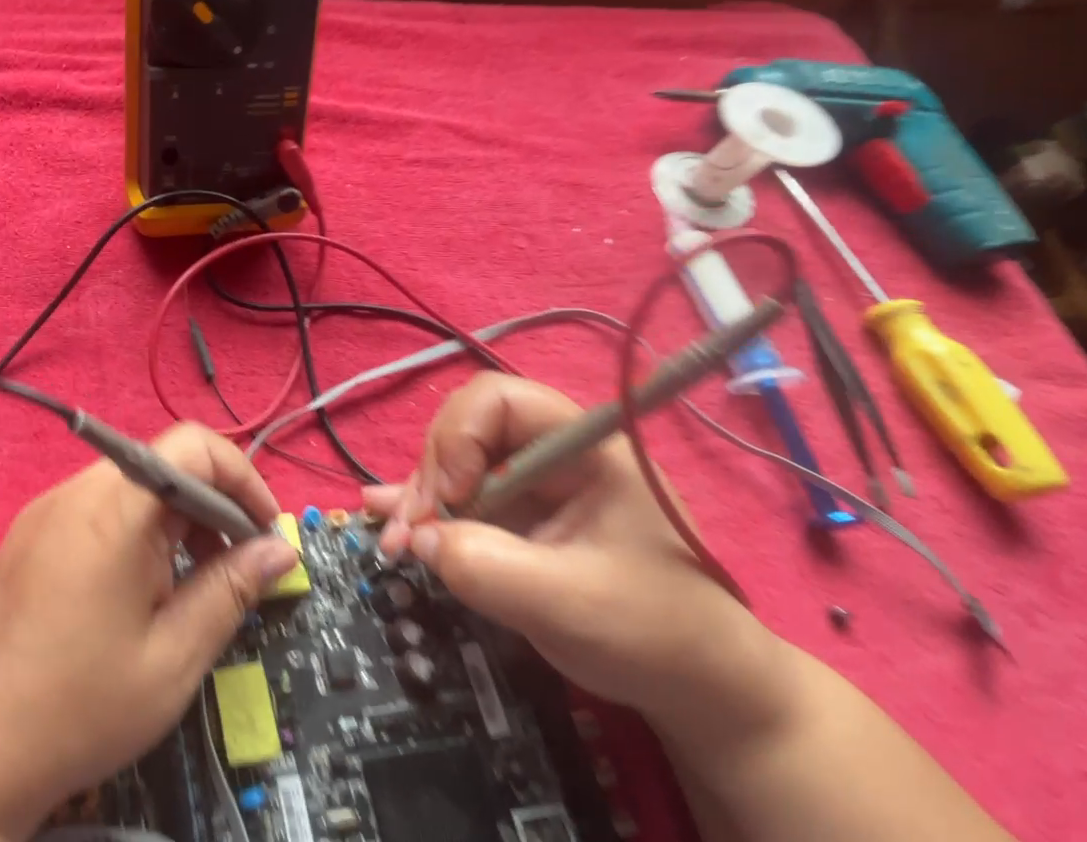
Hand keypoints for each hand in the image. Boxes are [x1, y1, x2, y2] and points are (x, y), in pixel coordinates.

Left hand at [0, 423, 298, 838]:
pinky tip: (140, 593)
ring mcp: (44, 513)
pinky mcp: (27, 537)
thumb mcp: (172, 658)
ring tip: (190, 588)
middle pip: (162, 465)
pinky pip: (97, 511)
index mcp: (113, 512)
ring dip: (175, 523)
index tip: (263, 534)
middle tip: (235, 570)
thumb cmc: (76, 708)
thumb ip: (230, 592)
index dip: (242, 479)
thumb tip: (279, 549)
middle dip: (212, 507)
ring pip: (130, 488)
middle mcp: (75, 494)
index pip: (193, 447)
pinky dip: (136, 534)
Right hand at [365, 374, 785, 735]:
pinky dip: (425, 512)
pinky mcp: (520, 519)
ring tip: (393, 544)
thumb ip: (486, 566)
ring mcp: (536, 488)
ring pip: (455, 466)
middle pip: (466, 431)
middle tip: (410, 534)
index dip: (460, 436)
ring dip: (420, 501)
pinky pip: (460, 499)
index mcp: (585, 449)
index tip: (452, 497)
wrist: (696, 686)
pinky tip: (389, 523)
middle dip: (431, 477)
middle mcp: (555, 456)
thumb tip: (418, 538)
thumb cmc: (651, 634)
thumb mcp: (565, 603)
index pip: (500, 399)